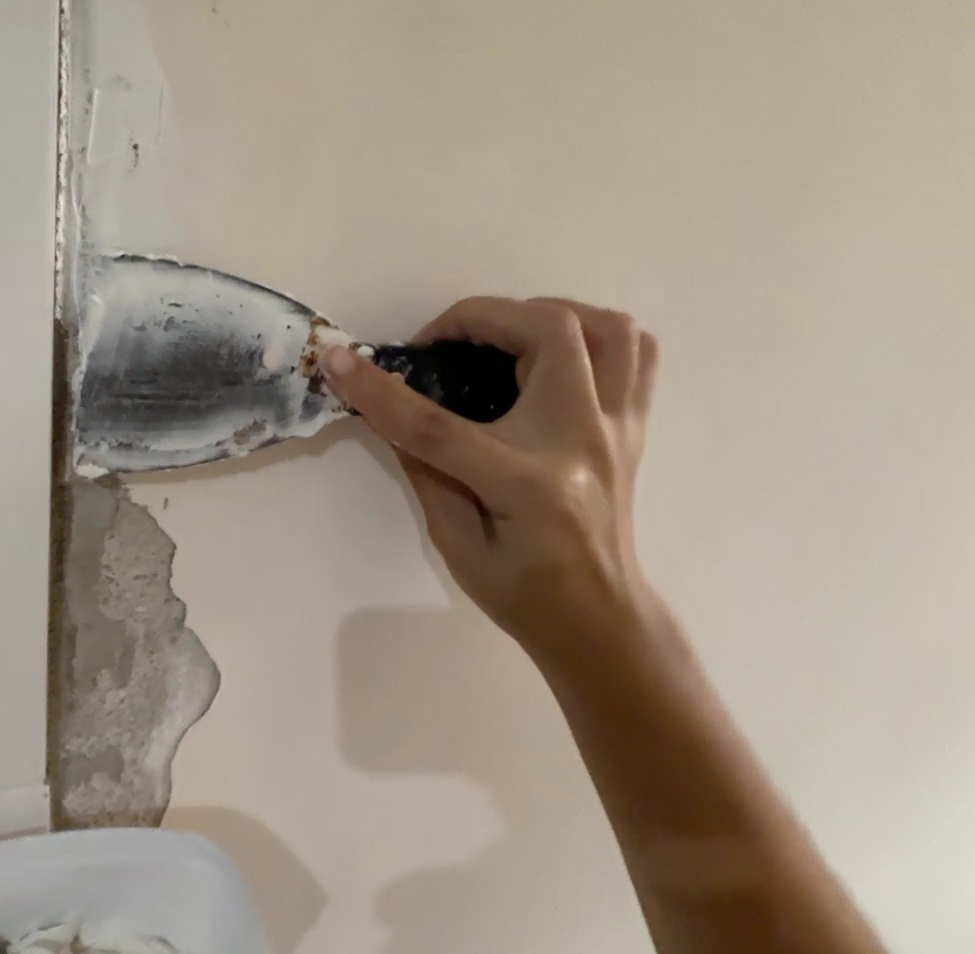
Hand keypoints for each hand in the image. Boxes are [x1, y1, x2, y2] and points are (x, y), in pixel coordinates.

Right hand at [322, 298, 658, 658]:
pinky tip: (552, 354)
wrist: (596, 616)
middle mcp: (582, 440)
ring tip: (498, 338)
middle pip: (546, 334)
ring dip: (543, 314)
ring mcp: (618, 428)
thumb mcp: (453, 540)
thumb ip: (424, 469)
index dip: (380, 389)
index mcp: (525, 481)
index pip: (437, 424)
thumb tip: (391, 413)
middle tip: (438, 345)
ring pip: (606, 327)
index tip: (338, 360)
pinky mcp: (634, 426)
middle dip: (479, 318)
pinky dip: (593, 333)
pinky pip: (636, 351)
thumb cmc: (518, 590)